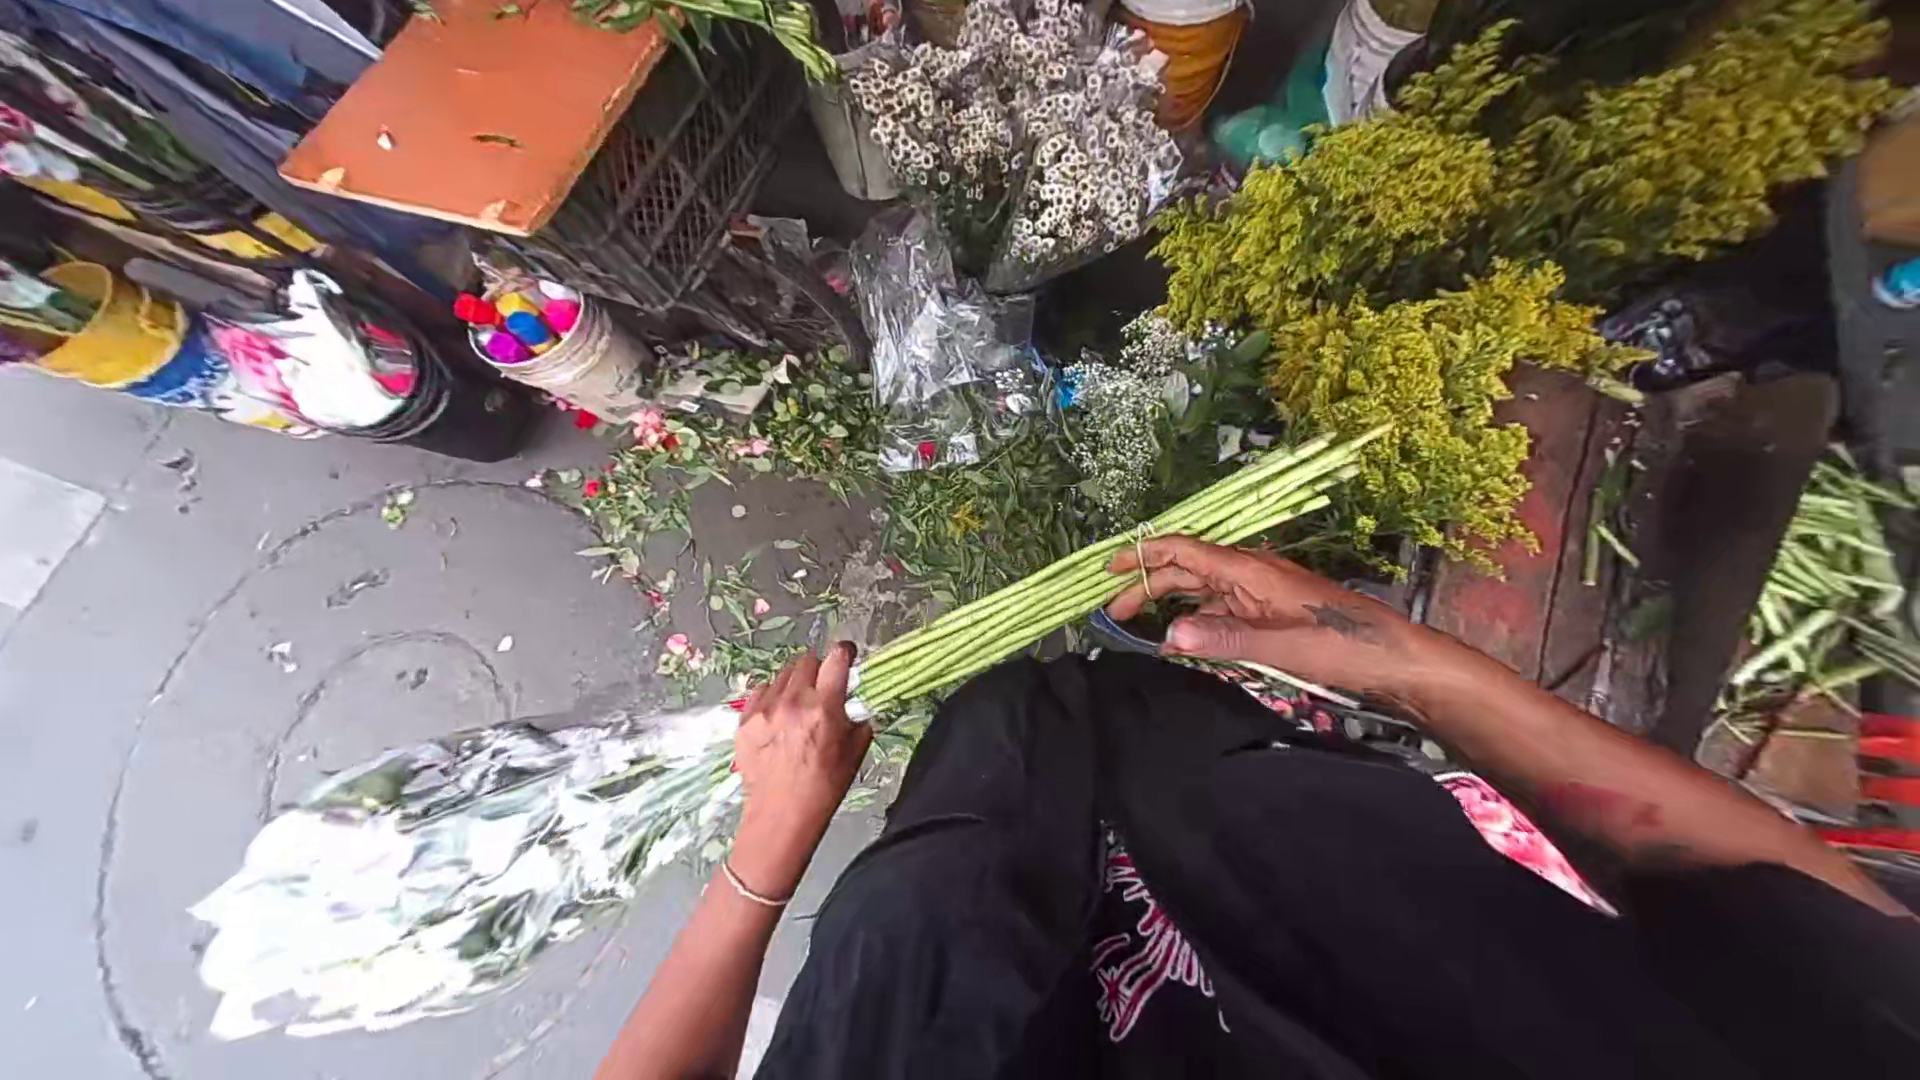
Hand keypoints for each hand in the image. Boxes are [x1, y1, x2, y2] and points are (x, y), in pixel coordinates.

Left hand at [729, 643, 869, 897]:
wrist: (780, 817)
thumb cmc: (825, 786)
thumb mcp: (856, 751)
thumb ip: (858, 717)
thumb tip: (856, 699)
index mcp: (824, 708)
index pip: (836, 658)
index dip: (845, 652)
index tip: (848, 655)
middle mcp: (793, 702)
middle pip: (807, 660)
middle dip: (818, 669)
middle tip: (822, 688)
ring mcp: (764, 710)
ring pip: (783, 674)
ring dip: (795, 682)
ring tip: (799, 704)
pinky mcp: (744, 721)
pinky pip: (761, 692)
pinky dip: (773, 697)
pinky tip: (778, 716)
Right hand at [1106, 536, 1448, 699]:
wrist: (1396, 659)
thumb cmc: (1343, 645)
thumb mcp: (1280, 645)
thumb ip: (1221, 639)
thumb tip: (1165, 637)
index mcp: (1247, 569)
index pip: (1183, 550)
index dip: (1143, 554)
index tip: (1110, 567)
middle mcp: (1247, 573)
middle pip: (1184, 570)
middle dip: (1146, 586)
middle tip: (1114, 611)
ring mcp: (1257, 591)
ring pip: (1198, 590)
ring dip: (1167, 604)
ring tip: (1138, 626)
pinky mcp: (1266, 610)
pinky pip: (1218, 609)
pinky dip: (1193, 621)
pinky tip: (1182, 640)